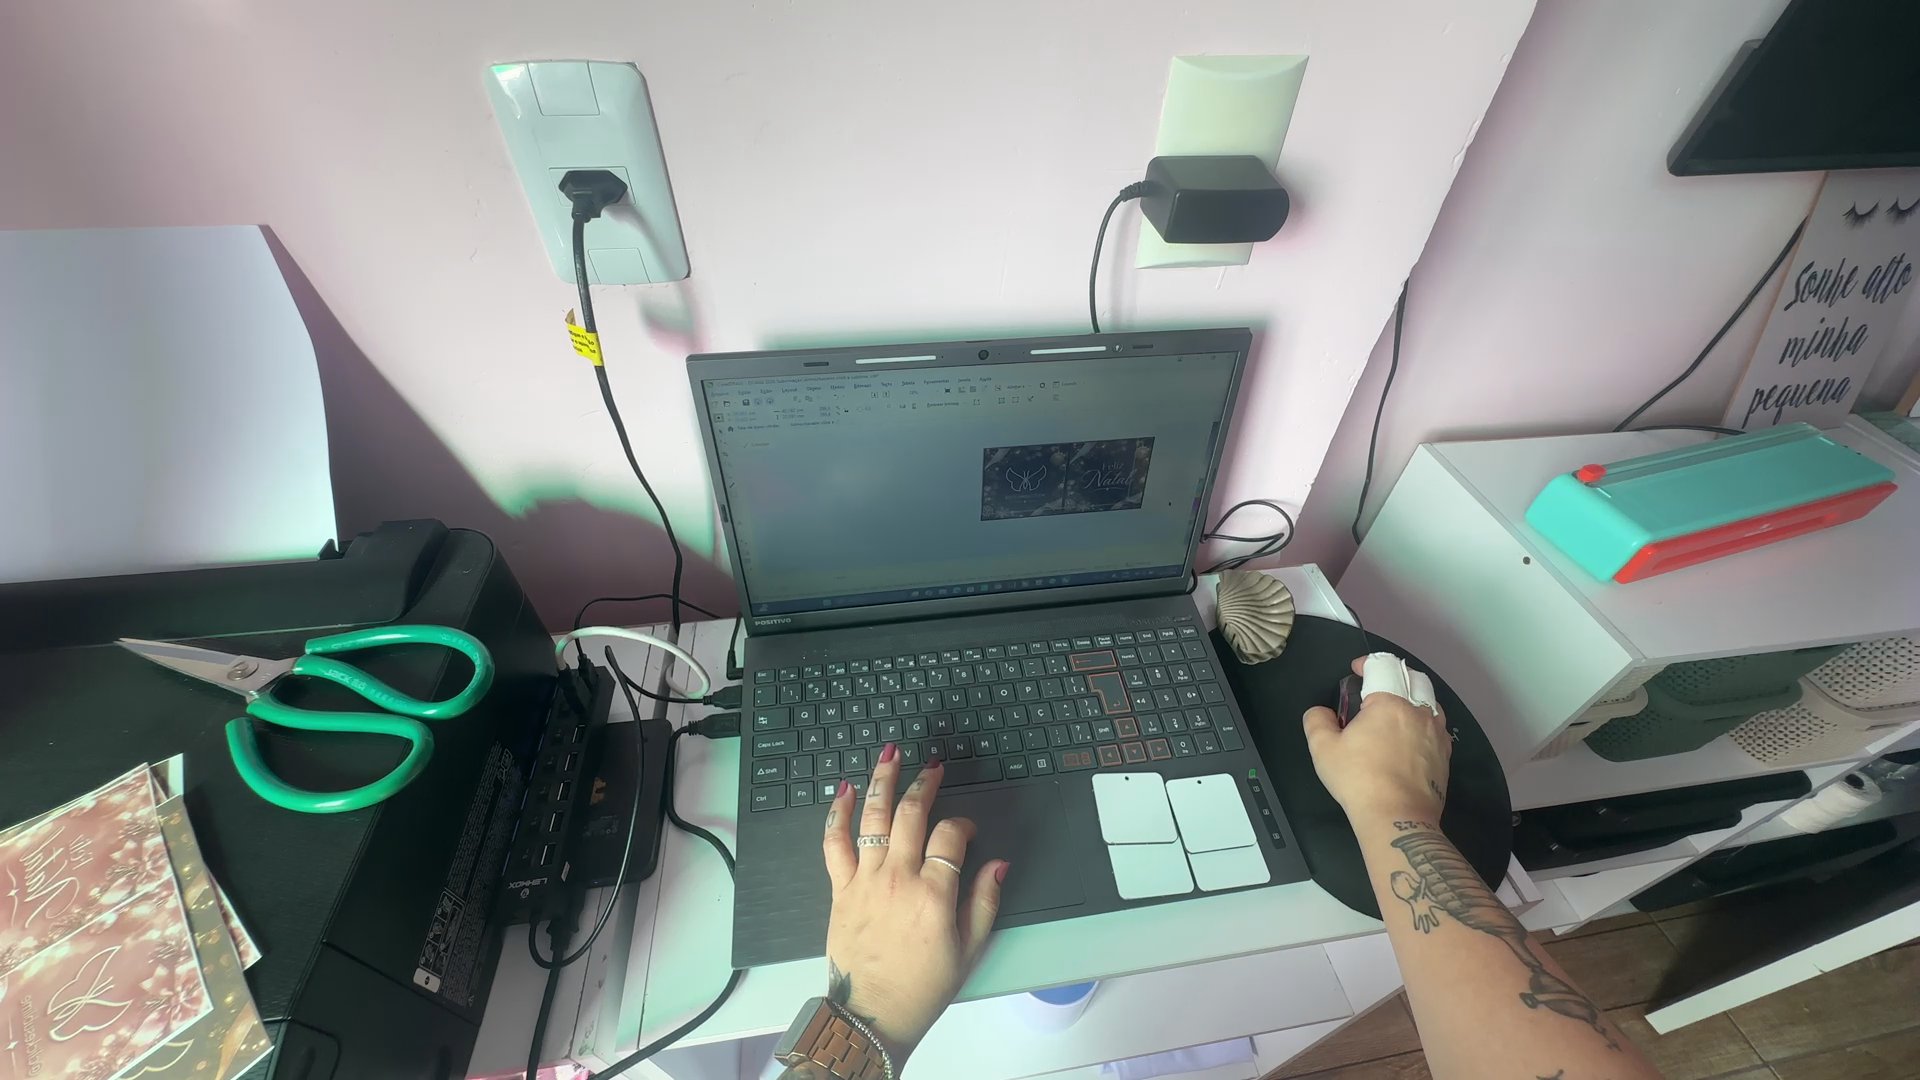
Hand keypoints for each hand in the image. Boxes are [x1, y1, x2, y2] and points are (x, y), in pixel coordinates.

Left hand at [821, 747, 1008, 1063]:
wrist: (872, 1016)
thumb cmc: (922, 986)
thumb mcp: (969, 950)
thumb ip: (986, 902)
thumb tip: (998, 864)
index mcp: (933, 894)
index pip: (951, 837)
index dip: (964, 825)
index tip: (967, 831)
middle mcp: (898, 878)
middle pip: (911, 813)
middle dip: (925, 783)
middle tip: (933, 767)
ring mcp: (866, 880)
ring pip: (874, 817)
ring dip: (883, 780)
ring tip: (891, 754)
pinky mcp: (841, 887)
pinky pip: (835, 842)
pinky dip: (838, 813)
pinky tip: (844, 789)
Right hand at [1303, 656, 1451, 826]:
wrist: (1397, 817)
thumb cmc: (1359, 779)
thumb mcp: (1322, 747)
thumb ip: (1317, 720)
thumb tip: (1321, 712)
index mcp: (1390, 703)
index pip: (1382, 667)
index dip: (1366, 663)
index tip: (1356, 669)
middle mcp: (1419, 713)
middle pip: (1414, 678)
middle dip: (1393, 674)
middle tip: (1375, 684)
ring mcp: (1438, 735)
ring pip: (1430, 701)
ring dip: (1411, 697)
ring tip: (1392, 710)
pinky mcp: (1445, 756)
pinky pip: (1436, 726)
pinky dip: (1421, 721)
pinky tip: (1406, 736)